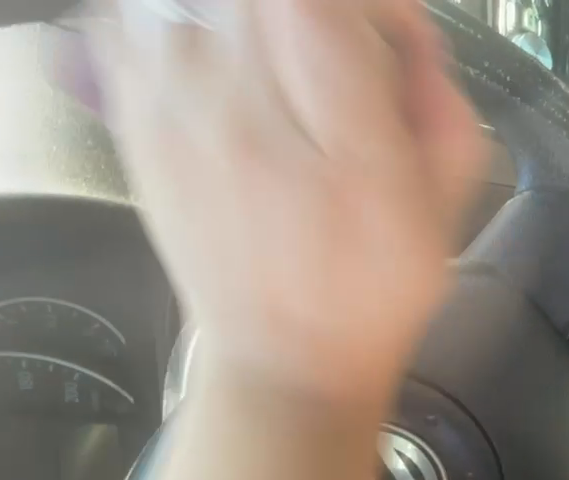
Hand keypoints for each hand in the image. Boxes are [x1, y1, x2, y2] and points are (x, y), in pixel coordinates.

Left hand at [84, 0, 486, 413]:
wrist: (284, 355)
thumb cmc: (375, 292)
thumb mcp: (440, 216)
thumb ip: (442, 116)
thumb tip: (411, 38)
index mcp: (333, 130)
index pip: (336, 1)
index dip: (376, 4)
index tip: (397, 36)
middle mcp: (235, 94)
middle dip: (327, 16)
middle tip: (350, 67)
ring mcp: (164, 93)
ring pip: (203, 3)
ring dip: (260, 23)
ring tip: (291, 74)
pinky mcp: (126, 104)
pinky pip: (138, 12)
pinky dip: (188, 20)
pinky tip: (226, 64)